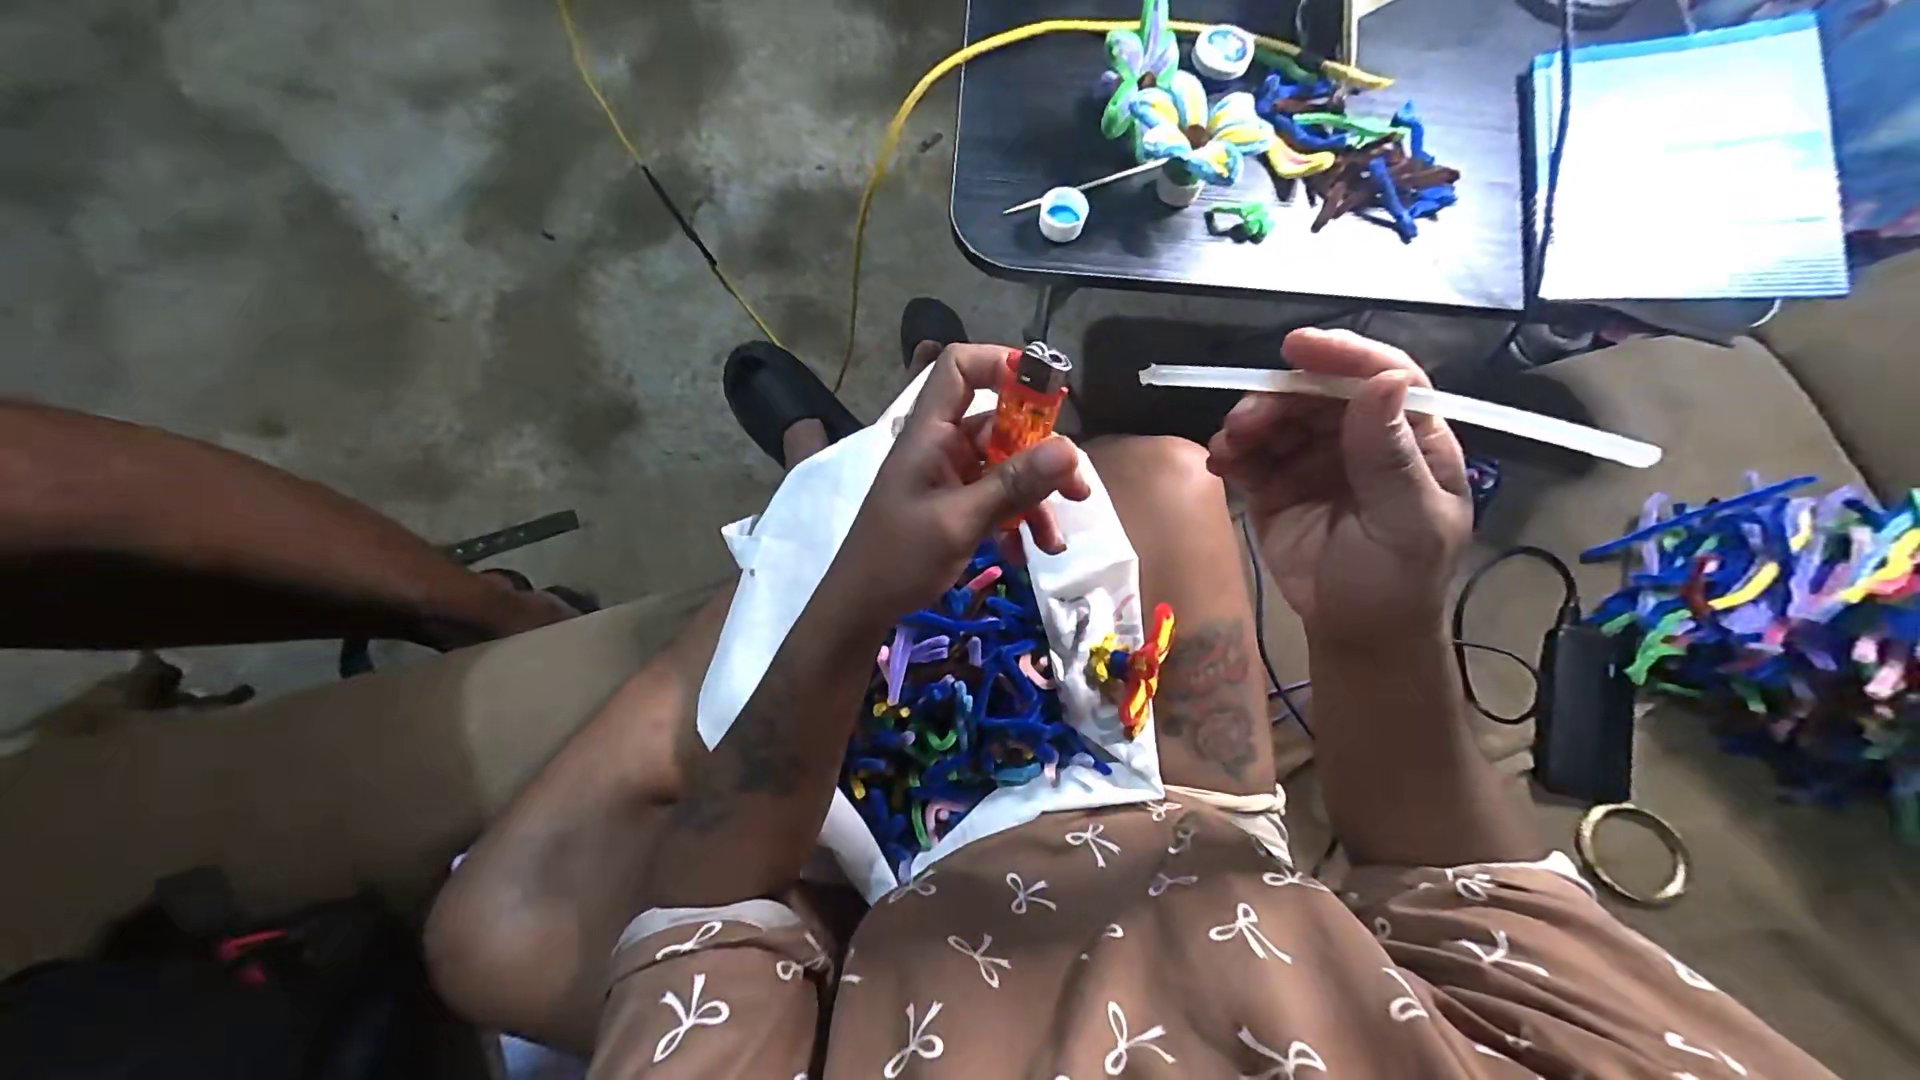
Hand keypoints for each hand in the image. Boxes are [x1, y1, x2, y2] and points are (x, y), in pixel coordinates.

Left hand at [830, 343, 1091, 624]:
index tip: (1047, 391)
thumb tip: (1070, 449)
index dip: (1001, 364)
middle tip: (1077, 487)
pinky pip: (997, 499)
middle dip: (1043, 455)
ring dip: (1036, 498)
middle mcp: (942, 447)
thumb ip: (1014, 484)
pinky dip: (1018, 520)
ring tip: (1055, 539)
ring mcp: (950, 478)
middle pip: (1000, 425)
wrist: (860, 608)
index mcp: (930, 433)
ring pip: (1006, 468)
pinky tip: (1029, 552)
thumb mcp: (960, 520)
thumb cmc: (900, 558)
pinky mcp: (956, 506)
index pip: (959, 367)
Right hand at [1206, 329, 1470, 645]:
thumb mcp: (1408, 522)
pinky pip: (1250, 455)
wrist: (1354, 628)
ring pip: (1276, 420)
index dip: (1343, 356)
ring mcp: (1313, 460)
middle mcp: (1357, 439)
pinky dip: (1230, 453)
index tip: (1296, 346)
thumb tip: (1382, 383)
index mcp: (1407, 438)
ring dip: (1247, 425)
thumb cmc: (1397, 578)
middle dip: (1277, 399)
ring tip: (1228, 448)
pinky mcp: (1275, 484)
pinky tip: (1219, 463)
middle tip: (1245, 422)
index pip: (1382, 379)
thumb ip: (1391, 458)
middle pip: (1315, 395)